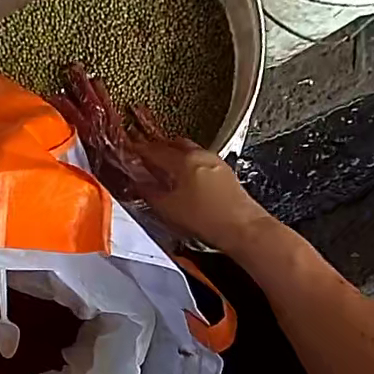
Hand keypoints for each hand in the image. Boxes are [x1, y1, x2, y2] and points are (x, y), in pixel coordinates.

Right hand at [131, 136, 275, 253]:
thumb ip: (149, 192)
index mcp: (183, 160)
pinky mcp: (225, 173)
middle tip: (144, 156)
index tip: (130, 150)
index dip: (139, 150)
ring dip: (174, 156)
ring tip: (163, 167)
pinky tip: (184, 179)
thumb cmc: (207, 219)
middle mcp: (200, 155)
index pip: (154, 150)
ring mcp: (215, 162)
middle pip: (173, 144)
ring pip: (189, 151)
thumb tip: (139, 184)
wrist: (243, 229)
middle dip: (157, 148)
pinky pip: (200, 161)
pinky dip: (187, 165)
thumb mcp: (167, 208)